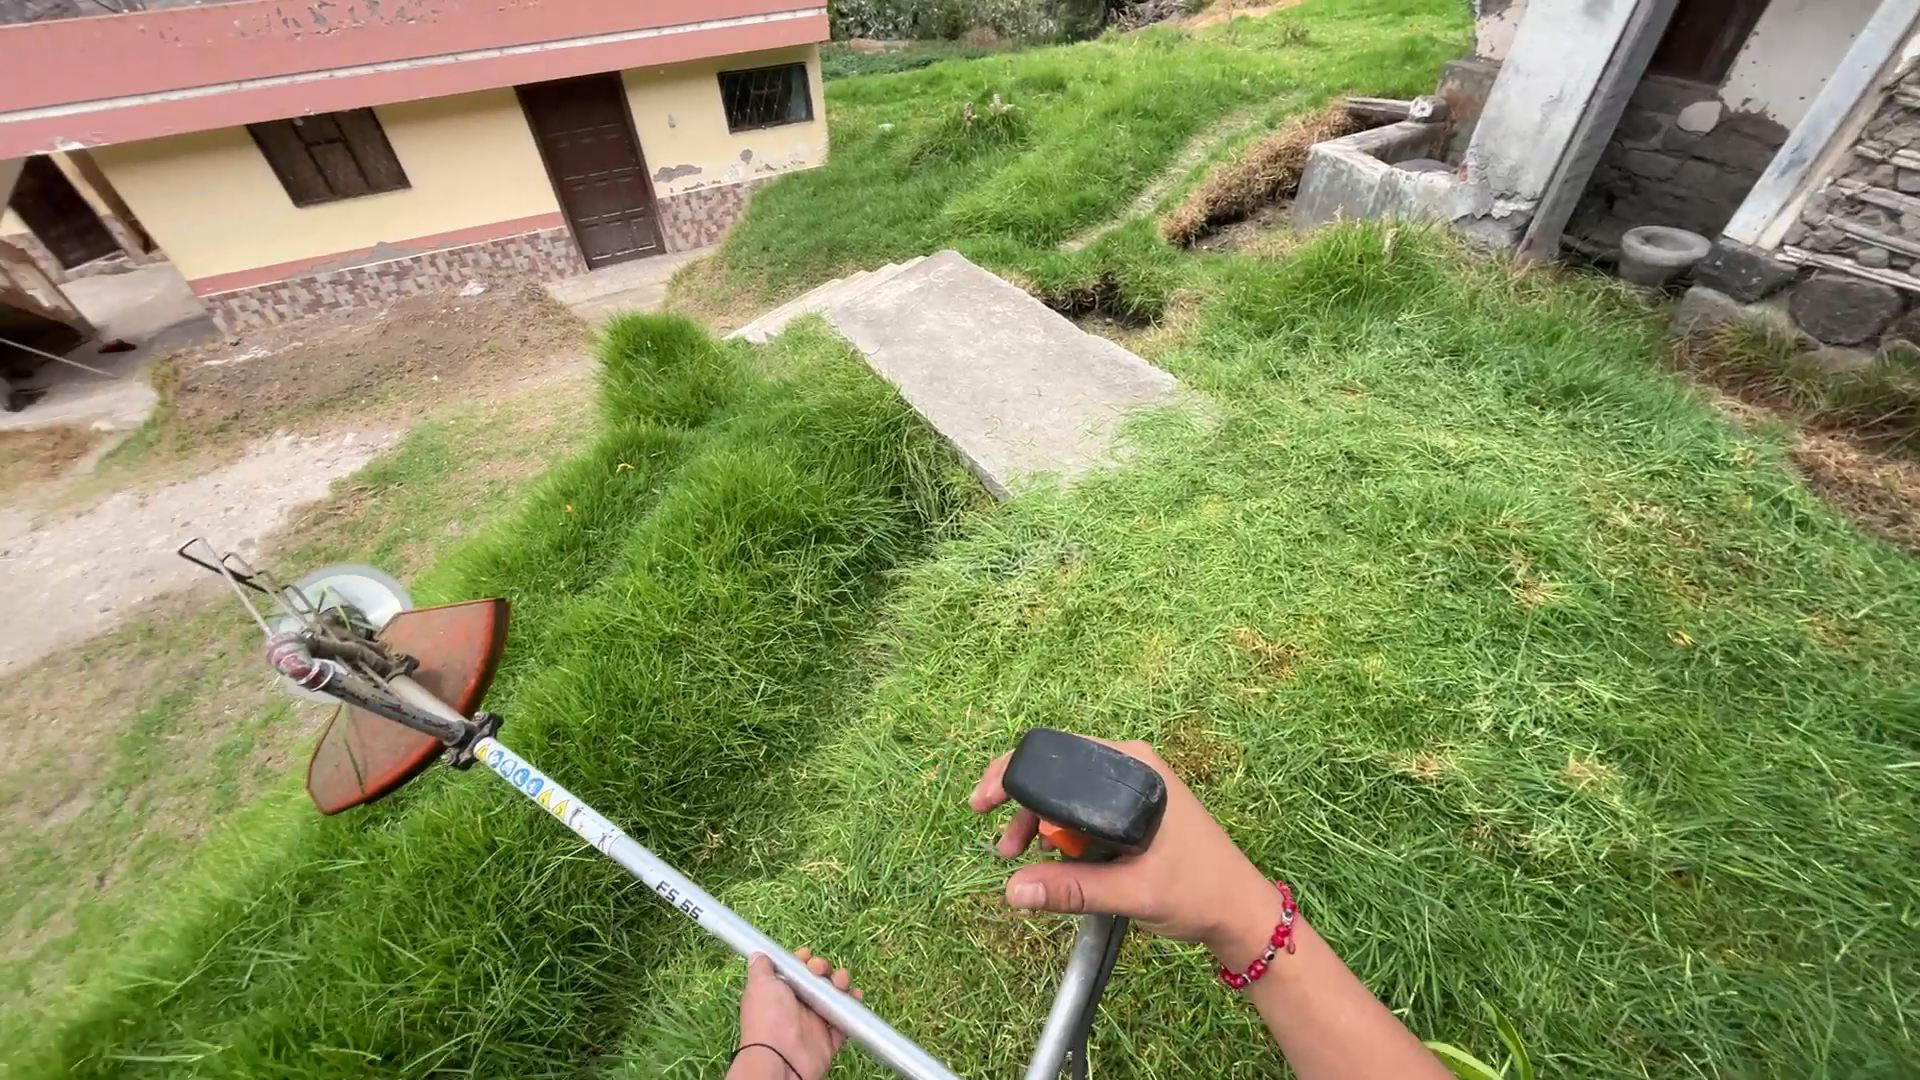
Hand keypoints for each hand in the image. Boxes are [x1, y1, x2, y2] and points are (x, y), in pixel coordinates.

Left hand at [731, 948, 862, 1079]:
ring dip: (840, 984)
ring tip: (842, 981)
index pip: (796, 973)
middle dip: (823, 969)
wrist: (780, 1061)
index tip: (806, 956)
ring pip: (833, 998)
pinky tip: (855, 996)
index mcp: (779, 995)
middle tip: (820, 969)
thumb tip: (758, 955)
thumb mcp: (759, 985)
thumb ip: (761, 968)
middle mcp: (796, 1008)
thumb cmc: (768, 1019)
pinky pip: (845, 1022)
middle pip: (816, 982)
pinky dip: (852, 1008)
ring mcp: (813, 1024)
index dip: (803, 962)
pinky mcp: (827, 1040)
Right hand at [970, 736, 1279, 959]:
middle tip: (991, 826)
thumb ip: (1073, 888)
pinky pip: (1080, 809)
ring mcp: (1129, 787)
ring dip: (1035, 818)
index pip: (1060, 754)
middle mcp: (1128, 766)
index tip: (985, 800)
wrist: (1242, 914)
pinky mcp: (1129, 810)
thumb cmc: (1198, 893)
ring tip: (1012, 852)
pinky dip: (1057, 828)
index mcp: (1133, 767)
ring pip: (1065, 791)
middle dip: (1020, 798)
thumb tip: (1012, 889)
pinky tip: (1045, 855)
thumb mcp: (1133, 892)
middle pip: (1057, 770)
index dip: (1014, 772)